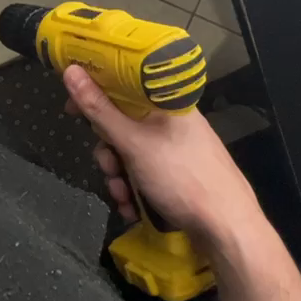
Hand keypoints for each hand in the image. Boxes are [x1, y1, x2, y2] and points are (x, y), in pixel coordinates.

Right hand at [61, 64, 265, 251]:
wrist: (229, 231)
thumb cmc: (181, 176)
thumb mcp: (132, 143)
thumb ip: (99, 109)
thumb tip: (70, 70)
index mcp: (165, 101)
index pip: (122, 83)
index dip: (94, 94)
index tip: (72, 110)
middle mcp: (171, 120)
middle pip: (122, 122)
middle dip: (107, 149)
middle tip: (107, 166)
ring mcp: (176, 148)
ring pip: (129, 151)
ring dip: (118, 174)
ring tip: (122, 195)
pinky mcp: (178, 173)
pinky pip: (143, 171)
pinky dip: (133, 188)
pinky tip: (132, 207)